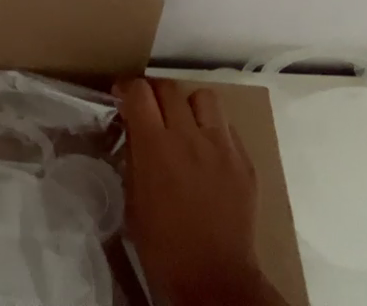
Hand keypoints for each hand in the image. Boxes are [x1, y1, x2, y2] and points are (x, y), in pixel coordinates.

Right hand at [116, 77, 286, 305]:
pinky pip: (227, 127)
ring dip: (188, 104)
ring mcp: (222, 147)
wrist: (214, 278)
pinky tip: (206, 150)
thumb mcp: (133, 198)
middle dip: (154, 93)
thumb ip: (134, 156)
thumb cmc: (162, 244)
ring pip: (204, 98)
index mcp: (155, 146)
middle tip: (149, 109)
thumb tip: (133, 131)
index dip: (126, 88)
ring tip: (183, 123)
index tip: (121, 96)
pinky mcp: (245, 162)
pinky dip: (212, 129)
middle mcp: (189, 137)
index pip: (139, 92)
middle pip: (169, 88)